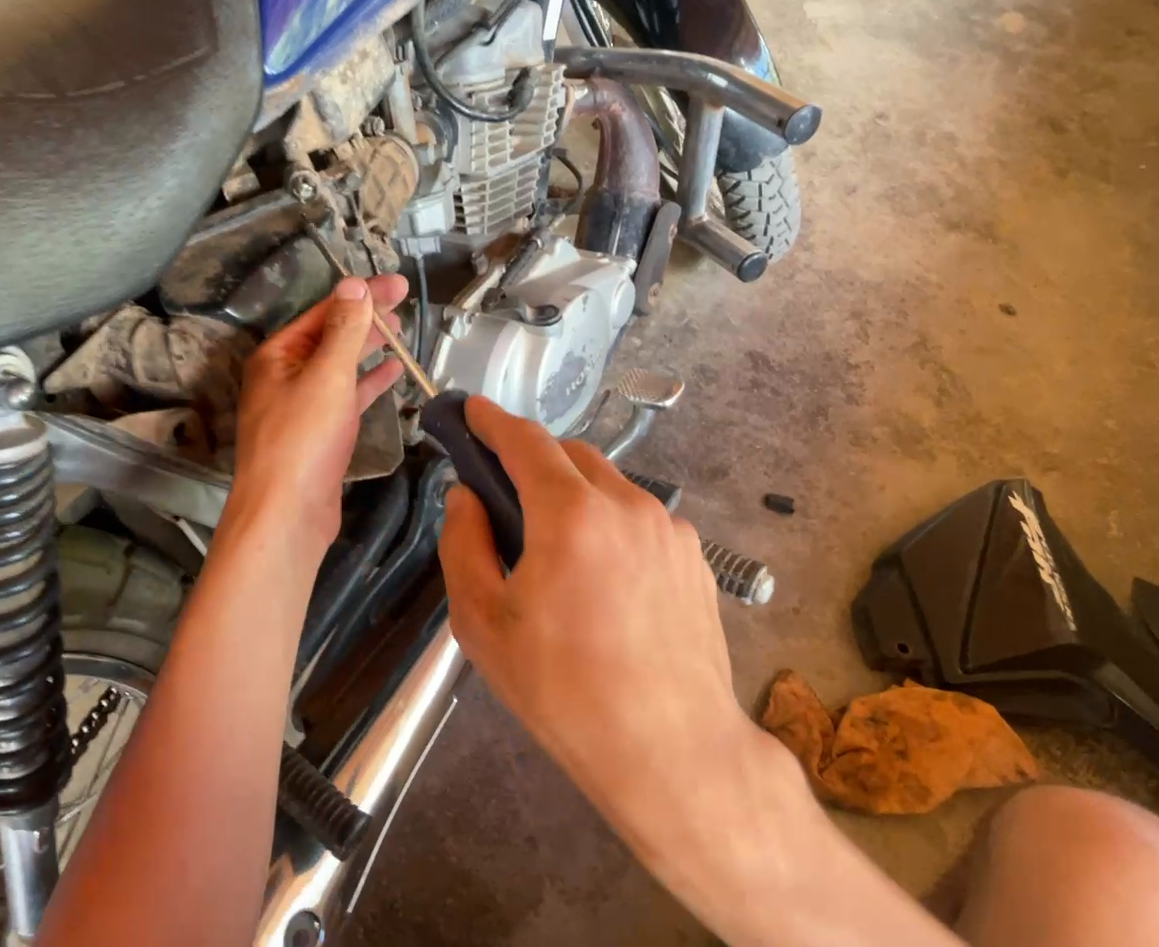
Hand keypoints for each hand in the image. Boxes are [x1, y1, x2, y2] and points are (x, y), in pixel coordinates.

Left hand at [227, 275, 407, 553]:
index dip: (361, 295)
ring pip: (339, 367)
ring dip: (368, 349)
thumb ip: (344, 330)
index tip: (399, 284)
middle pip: (330, 337)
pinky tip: (393, 372)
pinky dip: (368, 384)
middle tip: (405, 303)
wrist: (286, 514)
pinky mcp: (318, 434)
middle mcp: (284, 376)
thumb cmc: (302, 440)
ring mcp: (300, 406)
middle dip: (366, 319)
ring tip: (402, 332)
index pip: (323, 312)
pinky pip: (345, 398)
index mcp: (277, 356)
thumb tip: (354, 285)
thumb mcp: (326, 376)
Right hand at [439, 396, 770, 853]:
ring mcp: (670, 531)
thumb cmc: (562, 688)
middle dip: (530, 460)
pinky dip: (608, 523)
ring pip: (608, 485)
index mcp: (571, 514)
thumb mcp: (483, 622)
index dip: (491, 421)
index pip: (525, 440)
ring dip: (571, 493)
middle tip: (502, 495)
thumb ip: (463, 545)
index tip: (470, 410)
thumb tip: (466, 499)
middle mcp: (628, 506)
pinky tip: (599, 578)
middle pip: (569, 456)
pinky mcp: (695, 560)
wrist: (672, 749)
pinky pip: (639, 519)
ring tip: (552, 548)